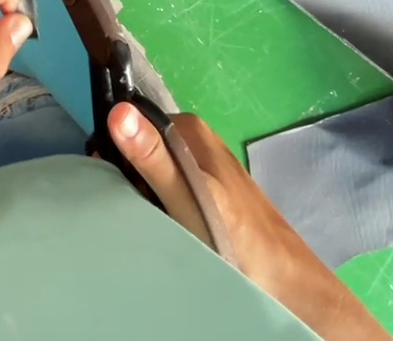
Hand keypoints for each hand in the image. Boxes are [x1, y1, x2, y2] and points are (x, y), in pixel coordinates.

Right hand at [108, 104, 251, 253]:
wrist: (284, 281)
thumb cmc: (236, 235)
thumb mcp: (188, 195)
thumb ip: (153, 156)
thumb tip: (117, 111)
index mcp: (188, 126)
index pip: (130, 122)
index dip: (114, 150)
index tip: (108, 181)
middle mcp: (194, 137)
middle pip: (141, 146)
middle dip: (129, 174)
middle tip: (127, 207)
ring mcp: (200, 164)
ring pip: (152, 168)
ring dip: (143, 191)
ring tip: (142, 218)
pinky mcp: (205, 188)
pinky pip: (167, 186)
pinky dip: (159, 203)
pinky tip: (160, 224)